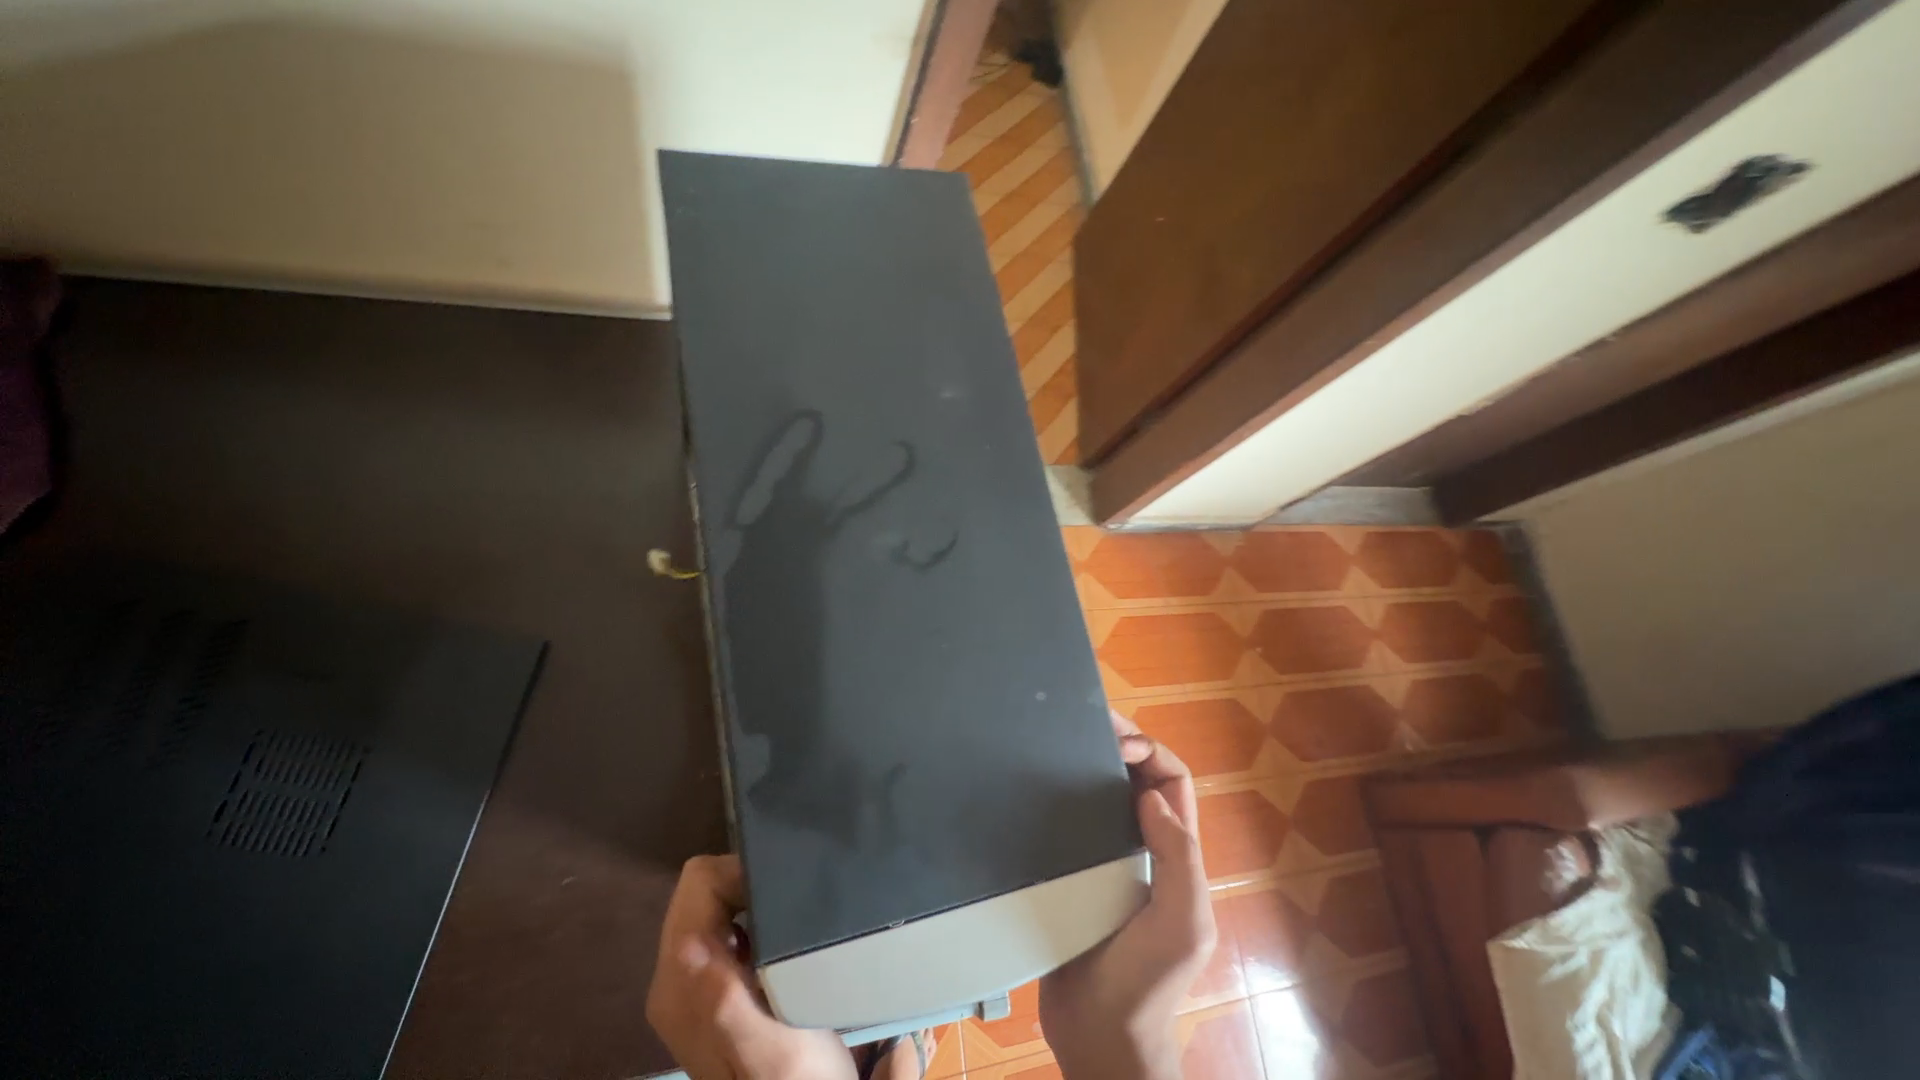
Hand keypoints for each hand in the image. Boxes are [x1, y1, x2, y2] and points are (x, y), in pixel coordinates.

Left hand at [647, 855, 856, 1079]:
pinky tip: (778, 948)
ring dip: (749, 905)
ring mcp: (685, 990)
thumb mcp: (776, 1048)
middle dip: (745, 886)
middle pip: (699, 893)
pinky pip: (720, 933)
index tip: (785, 893)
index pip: (697, 883)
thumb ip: (729, 1000)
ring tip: (790, 924)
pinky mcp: (705, 997)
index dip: (742, 872)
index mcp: (681, 981)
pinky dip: (750, 925)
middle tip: (792, 908)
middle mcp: (671, 980)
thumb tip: (696, 947)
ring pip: (709, 911)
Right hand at [1039, 711, 1215, 1079]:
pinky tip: (1026, 791)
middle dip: (1117, 744)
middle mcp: (1142, 849)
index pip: (1172, 781)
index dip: (1150, 751)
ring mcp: (1104, 864)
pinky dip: (1053, 803)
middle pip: (1136, 780)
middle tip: (1079, 721)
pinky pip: (1065, 829)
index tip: (1114, 740)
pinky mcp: (1069, 879)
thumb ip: (1178, 858)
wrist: (1100, 1033)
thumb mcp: (1182, 921)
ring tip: (1051, 742)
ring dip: (1083, 768)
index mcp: (1176, 853)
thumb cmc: (1149, 979)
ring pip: (1098, 800)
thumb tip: (1150, 795)